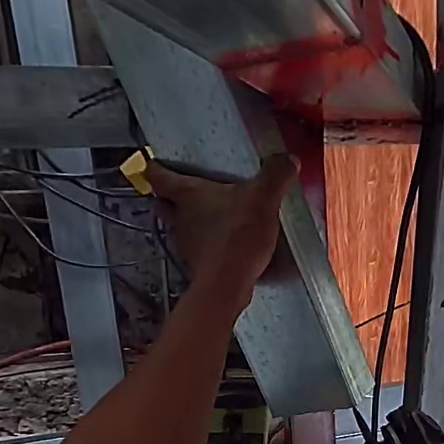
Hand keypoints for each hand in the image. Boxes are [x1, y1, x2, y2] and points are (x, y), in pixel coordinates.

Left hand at [146, 154, 293, 304]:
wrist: (228, 284)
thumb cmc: (237, 235)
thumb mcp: (263, 199)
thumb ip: (276, 176)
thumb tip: (289, 159)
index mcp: (189, 195)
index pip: (160, 176)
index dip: (156, 167)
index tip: (155, 162)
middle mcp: (181, 218)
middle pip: (163, 203)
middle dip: (169, 196)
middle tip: (182, 190)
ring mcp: (187, 243)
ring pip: (179, 226)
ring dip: (189, 220)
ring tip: (209, 215)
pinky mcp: (199, 264)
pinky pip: (198, 246)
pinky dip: (206, 241)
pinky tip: (223, 240)